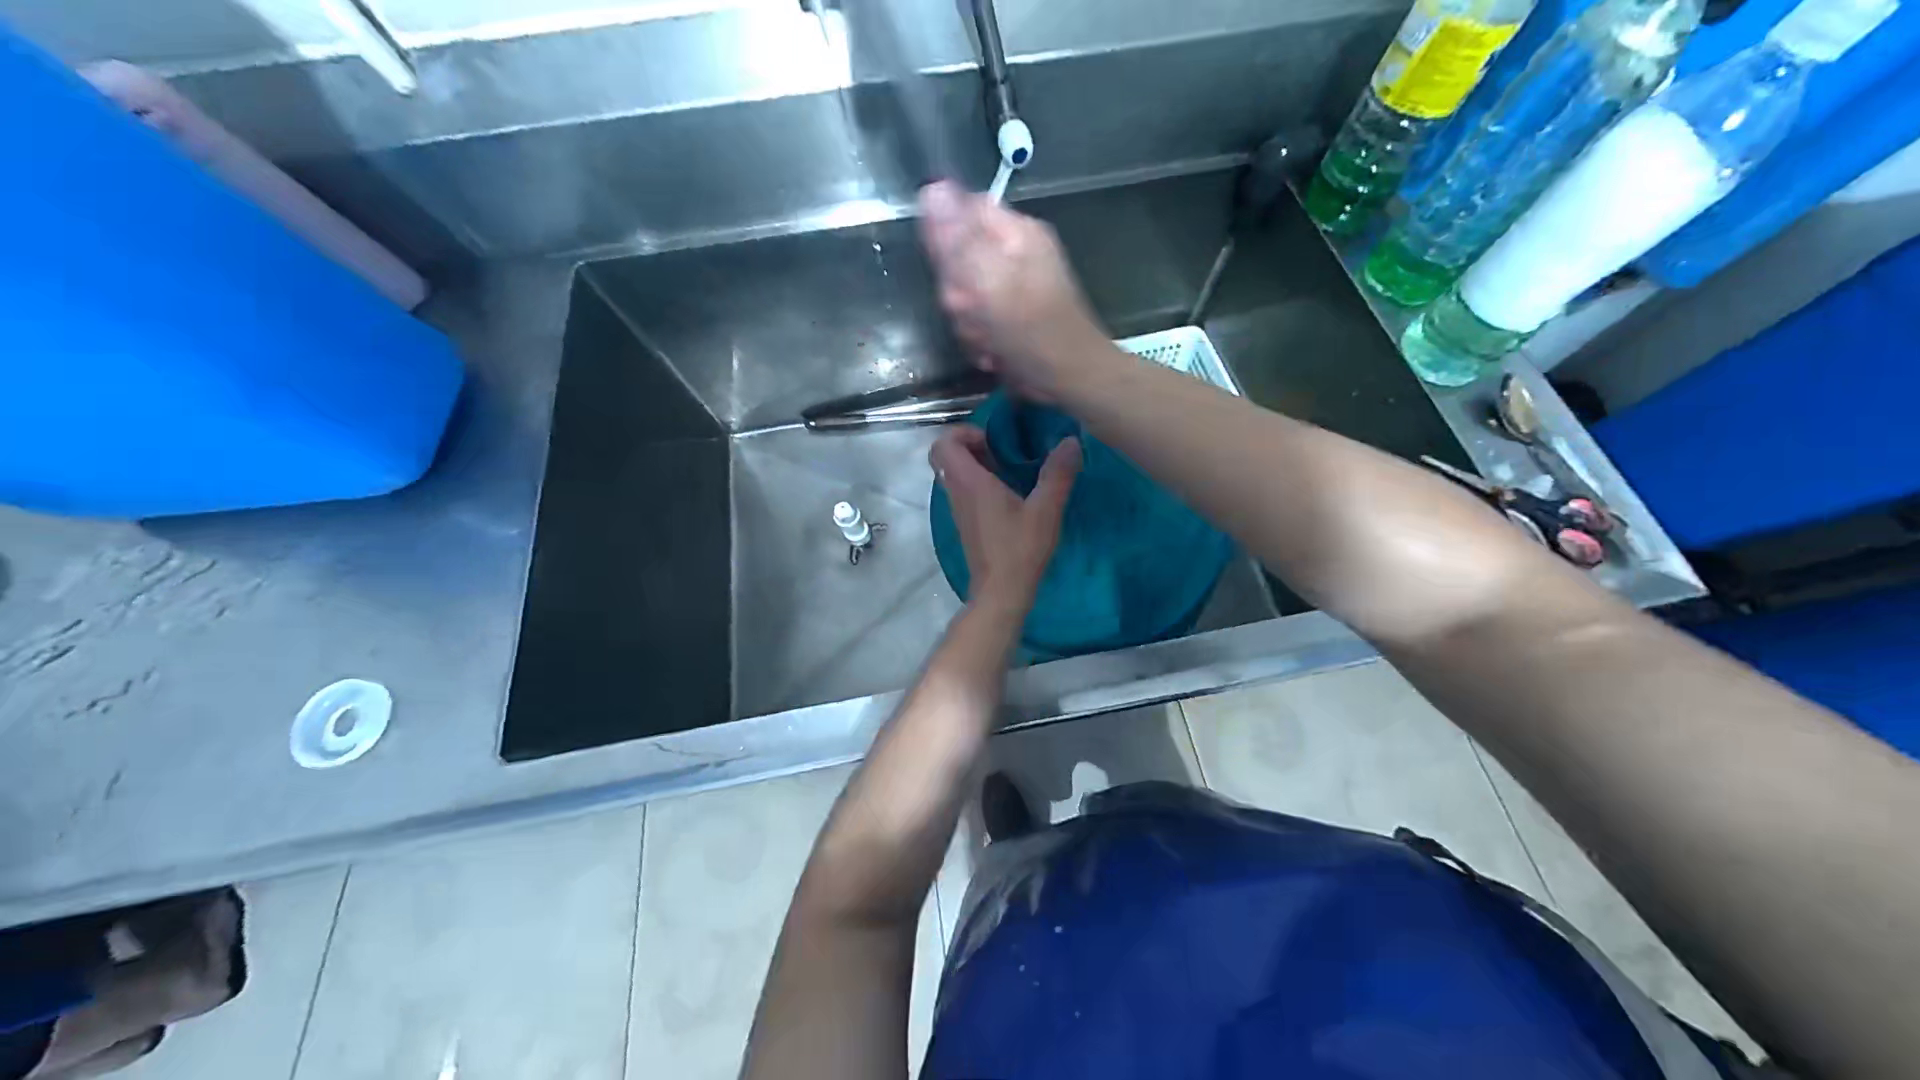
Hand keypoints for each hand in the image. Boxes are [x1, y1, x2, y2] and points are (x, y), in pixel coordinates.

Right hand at [918, 181, 1110, 401]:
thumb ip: (958, 237)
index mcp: (1015, 232)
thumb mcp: (989, 280)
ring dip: (969, 323)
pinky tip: (994, 352)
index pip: (961, 211)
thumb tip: (931, 187)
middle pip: (958, 260)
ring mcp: (1012, 288)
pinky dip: (980, 340)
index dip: (945, 239)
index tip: (948, 269)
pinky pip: (976, 322)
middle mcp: (1013, 254)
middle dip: (958, 294)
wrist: (1070, 379)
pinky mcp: (1009, 318)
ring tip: (989, 337)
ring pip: (963, 297)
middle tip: (974, 311)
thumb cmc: (1033, 330)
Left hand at [931, 426, 1080, 610]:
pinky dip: (979, 482)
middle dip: (969, 444)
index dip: (963, 432)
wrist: (1001, 592)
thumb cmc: (1019, 550)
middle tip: (1000, 449)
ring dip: (976, 464)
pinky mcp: (966, 522)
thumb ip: (1058, 474)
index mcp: (969, 483)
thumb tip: (1071, 441)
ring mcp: (958, 509)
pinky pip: (963, 490)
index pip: (944, 444)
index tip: (992, 439)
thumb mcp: (1045, 510)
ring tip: (1009, 468)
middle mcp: (956, 492)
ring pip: (954, 473)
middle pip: (945, 456)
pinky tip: (1010, 492)